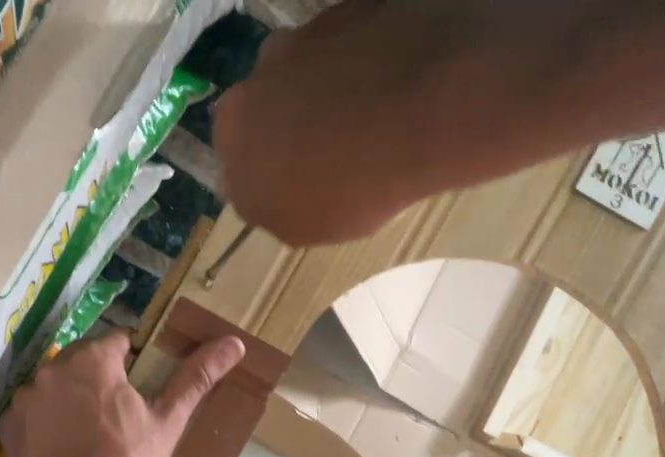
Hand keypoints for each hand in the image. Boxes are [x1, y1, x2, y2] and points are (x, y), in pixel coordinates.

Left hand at [0, 330, 244, 456]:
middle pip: (84, 361)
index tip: (140, 394)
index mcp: (92, 358)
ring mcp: (24, 397)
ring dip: (71, 400)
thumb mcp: (166, 423)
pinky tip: (61, 451)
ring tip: (88, 439)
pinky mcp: (8, 426)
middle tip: (118, 421)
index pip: (120, 341)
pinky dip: (46, 424)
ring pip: (57, 387)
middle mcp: (51, 368)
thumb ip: (195, 378)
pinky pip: (34, 413)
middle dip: (101, 382)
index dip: (135, 364)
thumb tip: (233, 343)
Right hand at [215, 0, 566, 246]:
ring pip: (311, 68)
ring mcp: (311, 31)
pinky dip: (371, 61)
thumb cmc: (354, 184)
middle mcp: (260, 70)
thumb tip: (270, 193)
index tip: (298, 188)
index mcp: (232, 126)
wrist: (433, 106)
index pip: (237, 155)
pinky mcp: (360, 5)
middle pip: (270, 104)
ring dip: (331, 89)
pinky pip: (357, 40)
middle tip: (335, 153)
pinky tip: (400, 88)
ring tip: (375, 118)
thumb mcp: (300, 227)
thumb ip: (269, 206)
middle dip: (293, 124)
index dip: (267, 173)